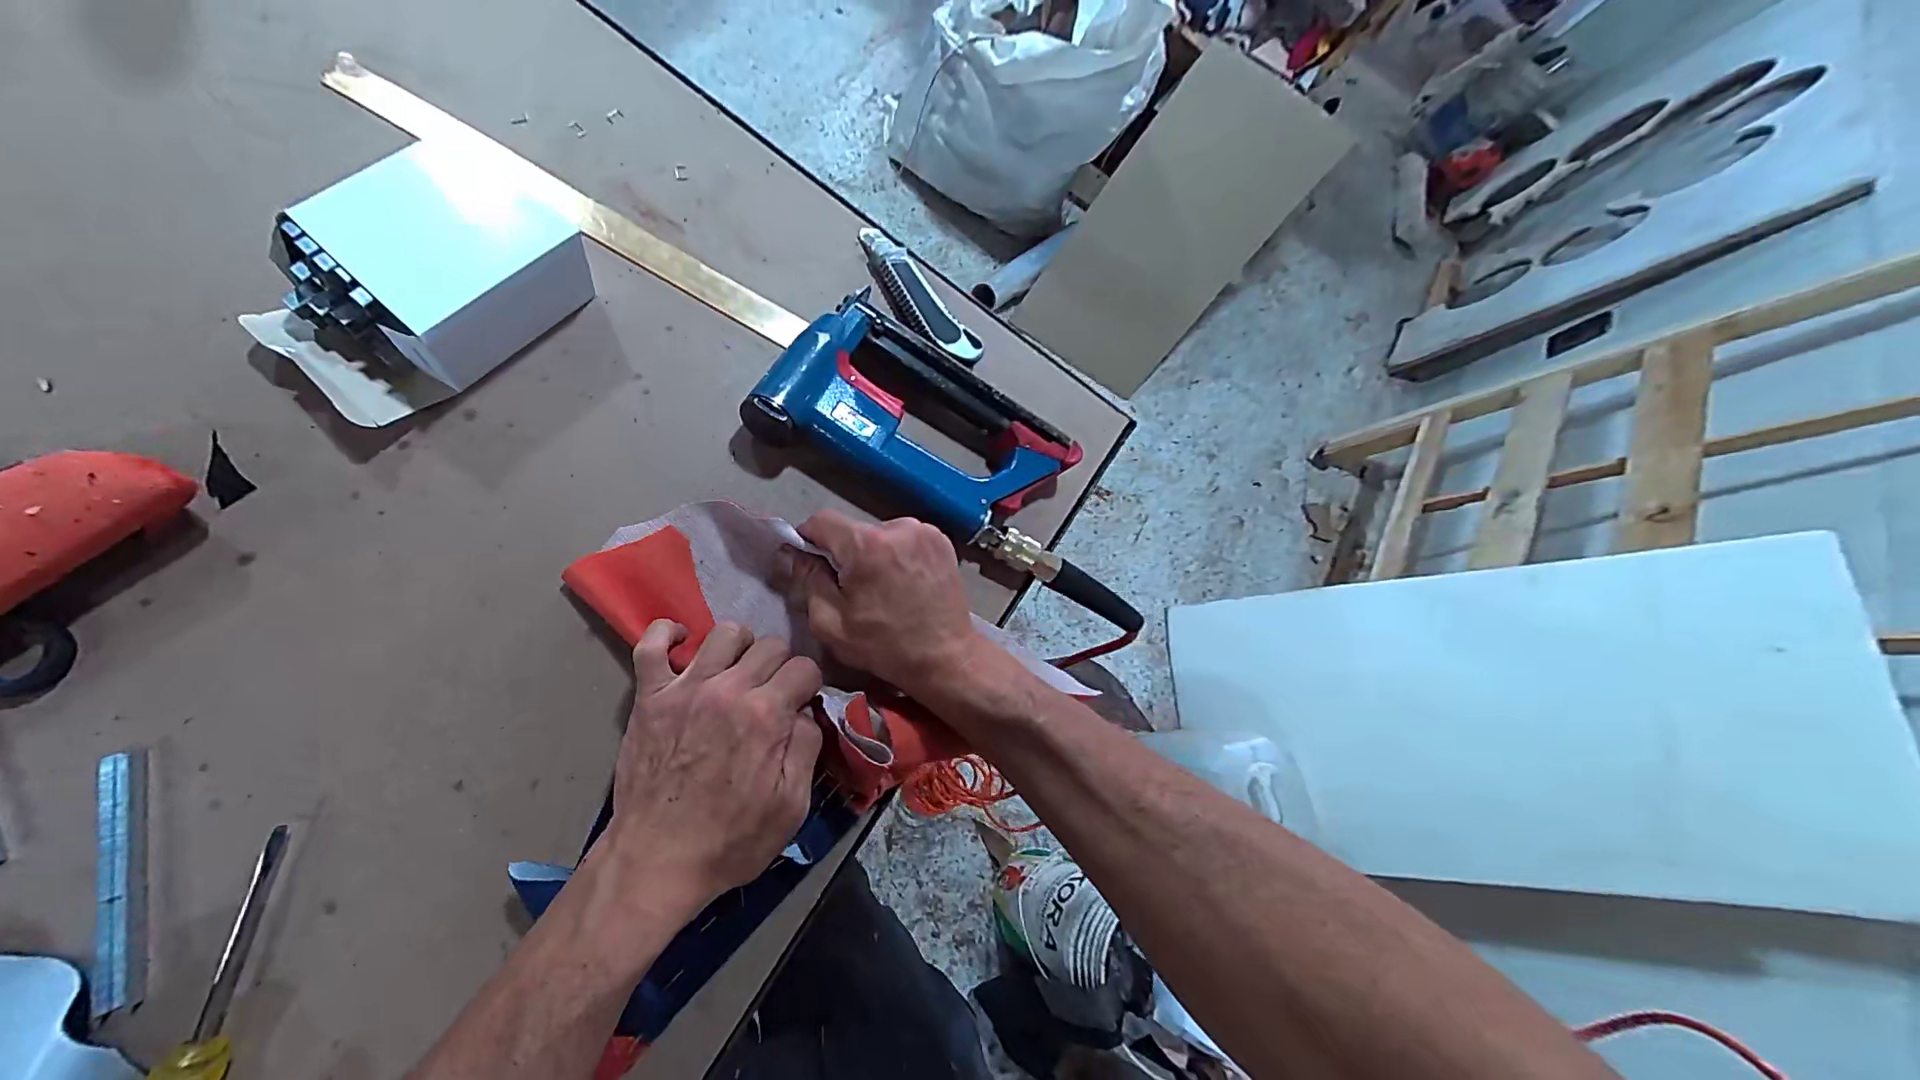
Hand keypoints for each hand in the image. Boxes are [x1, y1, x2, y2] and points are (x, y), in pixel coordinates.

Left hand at [603, 620, 823, 919]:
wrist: (656, 862)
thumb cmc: (730, 841)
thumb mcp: (792, 805)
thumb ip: (807, 748)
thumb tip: (807, 712)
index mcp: (767, 715)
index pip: (805, 667)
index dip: (810, 686)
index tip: (802, 705)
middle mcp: (728, 690)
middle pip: (771, 644)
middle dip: (782, 665)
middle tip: (774, 694)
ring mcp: (685, 688)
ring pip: (724, 633)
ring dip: (740, 648)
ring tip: (737, 674)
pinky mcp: (649, 696)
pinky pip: (652, 643)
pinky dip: (669, 634)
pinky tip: (684, 644)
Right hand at [787, 510, 982, 697]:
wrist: (946, 658)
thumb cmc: (885, 647)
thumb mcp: (831, 623)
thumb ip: (807, 581)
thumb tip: (791, 553)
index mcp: (867, 545)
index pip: (822, 520)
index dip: (808, 539)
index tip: (809, 562)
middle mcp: (898, 527)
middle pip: (853, 529)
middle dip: (845, 553)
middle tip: (849, 587)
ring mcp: (924, 531)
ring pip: (879, 533)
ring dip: (872, 553)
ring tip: (881, 588)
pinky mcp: (941, 540)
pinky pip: (904, 539)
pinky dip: (897, 554)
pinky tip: (902, 583)